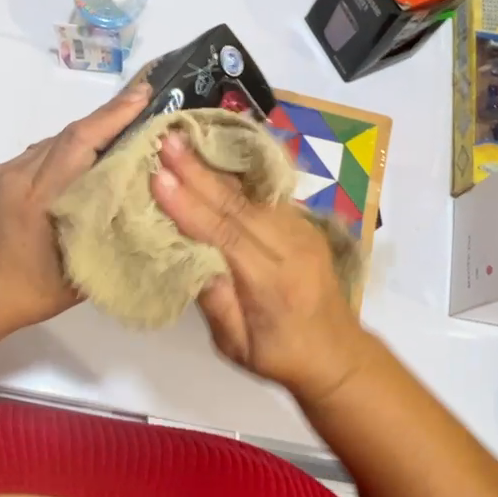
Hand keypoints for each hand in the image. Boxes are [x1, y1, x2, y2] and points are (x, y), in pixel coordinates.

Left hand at [0, 81, 151, 339]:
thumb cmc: (26, 294)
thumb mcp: (76, 275)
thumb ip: (105, 236)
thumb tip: (139, 203)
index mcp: (36, 202)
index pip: (77, 145)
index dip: (111, 117)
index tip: (145, 95)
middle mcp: (16, 178)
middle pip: (68, 135)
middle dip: (109, 117)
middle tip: (146, 104)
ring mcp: (3, 174)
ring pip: (53, 142)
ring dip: (89, 134)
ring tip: (125, 130)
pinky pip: (39, 154)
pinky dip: (67, 150)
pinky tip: (88, 158)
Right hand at [150, 130, 376, 400]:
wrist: (338, 355)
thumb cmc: (280, 357)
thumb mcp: (237, 346)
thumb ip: (215, 304)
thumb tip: (189, 260)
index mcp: (273, 283)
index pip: (226, 235)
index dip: (190, 206)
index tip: (159, 178)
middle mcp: (292, 248)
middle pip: (238, 204)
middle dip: (198, 172)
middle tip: (166, 141)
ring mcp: (302, 232)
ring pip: (251, 193)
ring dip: (213, 165)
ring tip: (182, 140)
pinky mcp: (303, 224)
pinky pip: (264, 194)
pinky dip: (234, 173)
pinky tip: (212, 155)